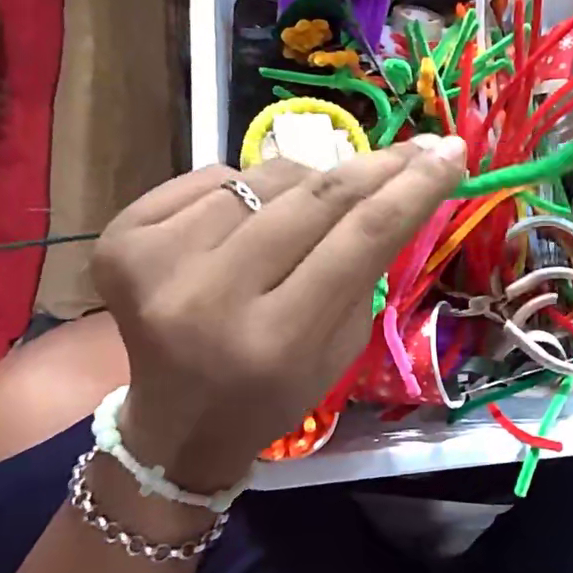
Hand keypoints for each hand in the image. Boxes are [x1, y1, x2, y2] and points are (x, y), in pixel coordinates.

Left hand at [90, 136, 468, 492]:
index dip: (414, 188)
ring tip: (311, 216)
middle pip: (316, 198)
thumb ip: (363, 267)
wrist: (177, 423)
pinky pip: (215, 177)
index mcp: (276, 342)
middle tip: (416, 149)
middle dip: (376, 167)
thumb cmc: (274, 393)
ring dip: (307, 185)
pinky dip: (247, 191)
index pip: (361, 238)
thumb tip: (392, 180)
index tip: (452, 152)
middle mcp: (209, 298)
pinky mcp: (121, 237)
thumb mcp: (339, 346)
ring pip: (266, 177)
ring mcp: (155, 263)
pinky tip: (248, 225)